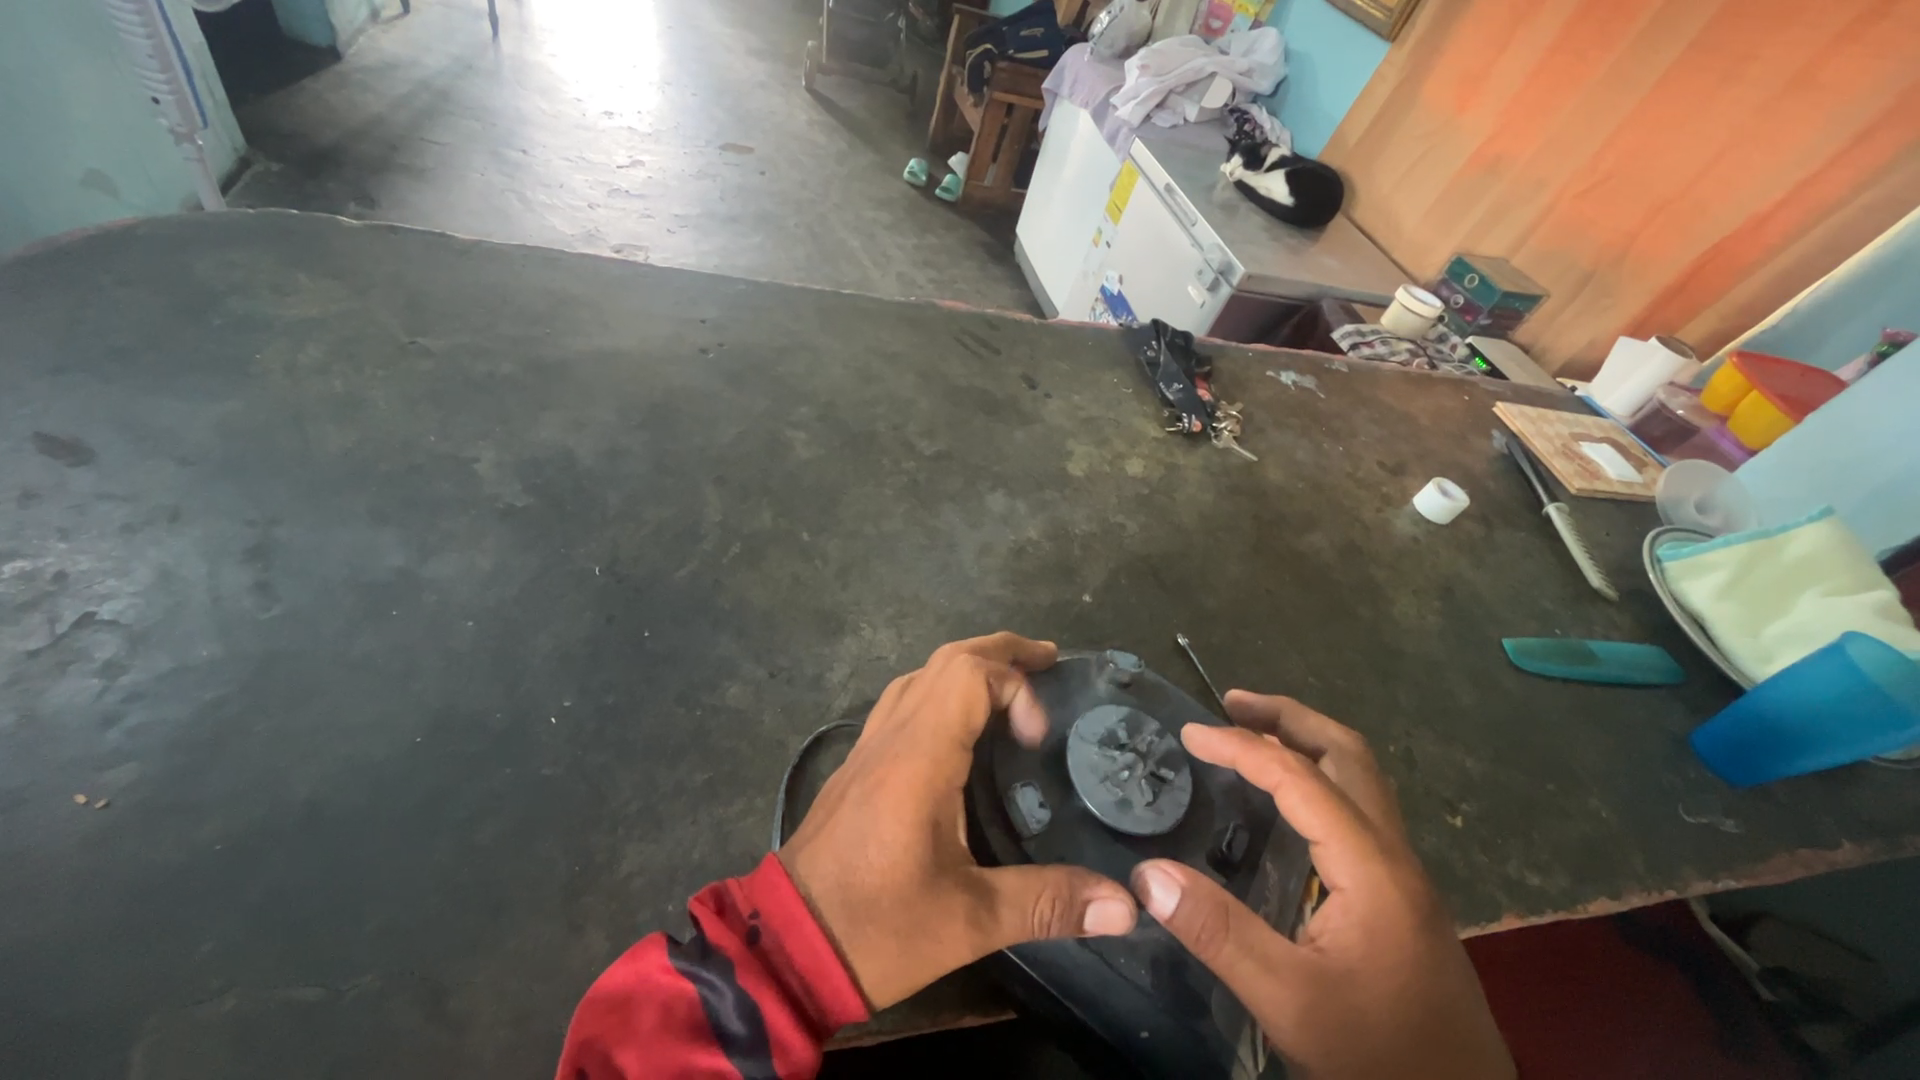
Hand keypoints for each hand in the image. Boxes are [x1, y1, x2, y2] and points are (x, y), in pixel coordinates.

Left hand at [778, 633, 1138, 1009]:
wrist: (782, 949)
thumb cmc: (875, 929)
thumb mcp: (967, 922)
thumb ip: (1046, 904)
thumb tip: (1127, 906)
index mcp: (917, 759)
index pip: (968, 675)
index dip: (1015, 686)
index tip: (1039, 738)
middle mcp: (889, 738)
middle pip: (945, 662)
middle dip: (1000, 651)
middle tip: (1049, 662)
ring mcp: (867, 749)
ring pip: (918, 677)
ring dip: (967, 667)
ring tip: (1012, 685)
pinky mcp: (856, 768)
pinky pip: (901, 703)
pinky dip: (940, 692)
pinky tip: (960, 727)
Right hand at [1130, 691, 1512, 1079]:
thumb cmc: (1376, 1051)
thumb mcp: (1288, 1000)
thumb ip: (1219, 934)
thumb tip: (1147, 875)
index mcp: (1370, 867)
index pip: (1300, 778)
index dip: (1242, 746)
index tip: (1188, 733)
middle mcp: (1394, 854)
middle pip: (1348, 754)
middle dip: (1288, 717)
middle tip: (1230, 703)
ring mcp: (1404, 873)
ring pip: (1362, 777)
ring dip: (1308, 741)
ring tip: (1254, 732)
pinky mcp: (1402, 894)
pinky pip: (1360, 806)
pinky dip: (1320, 776)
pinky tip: (1289, 801)